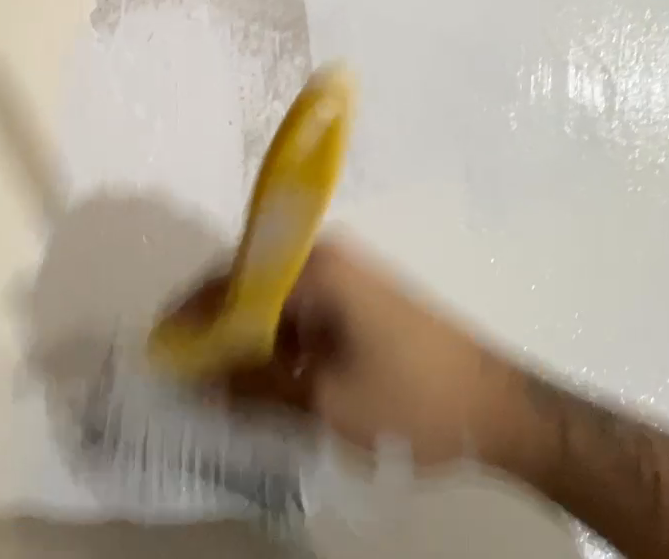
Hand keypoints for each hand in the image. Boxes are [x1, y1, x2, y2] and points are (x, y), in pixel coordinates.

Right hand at [161, 237, 521, 467]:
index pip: (231, 279)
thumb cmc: (412, 401)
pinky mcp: (362, 299)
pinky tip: (272, 380)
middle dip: (218, 328)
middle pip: (251, 286)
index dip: (192, 314)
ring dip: (249, 340)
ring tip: (224, 384)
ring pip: (276, 302)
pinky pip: (302, 313)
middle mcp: (327, 257)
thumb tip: (195, 382)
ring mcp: (347, 276)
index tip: (162, 349)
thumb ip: (253, 387)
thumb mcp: (324, 402)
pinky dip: (280, 343)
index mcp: (315, 267)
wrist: (506, 412)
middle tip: (190, 373)